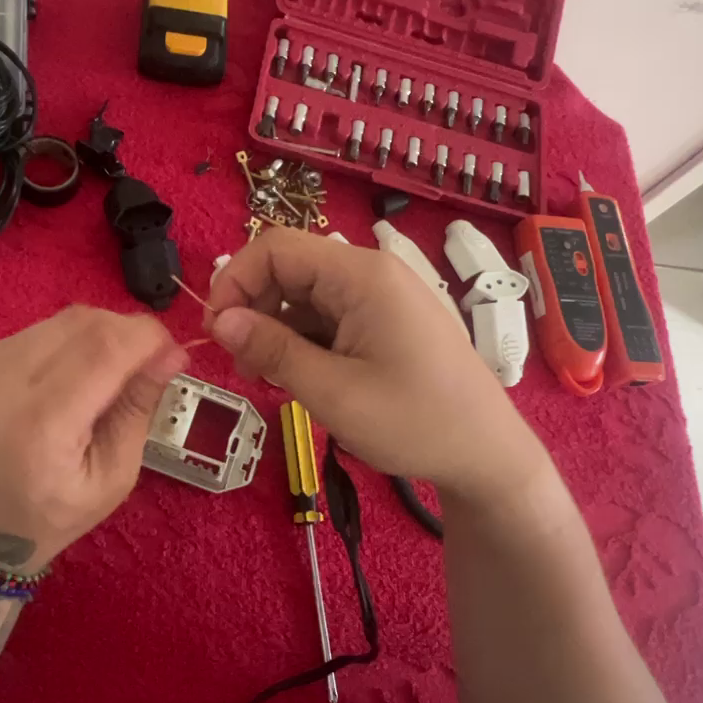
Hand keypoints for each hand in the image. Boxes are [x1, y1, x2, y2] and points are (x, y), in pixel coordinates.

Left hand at [0, 305, 187, 574]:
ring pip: (61, 321)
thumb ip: (138, 408)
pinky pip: (36, 331)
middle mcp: (3, 384)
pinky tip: (70, 378)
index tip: (174, 353)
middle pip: (83, 323)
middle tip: (148, 363)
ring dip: (98, 336)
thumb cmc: (53, 514)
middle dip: (128, 333)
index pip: (104, 348)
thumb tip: (172, 353)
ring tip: (110, 373)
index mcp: (41, 426)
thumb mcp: (114, 477)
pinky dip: (67, 344)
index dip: (148, 338)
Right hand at [205, 227, 541, 498]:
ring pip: (304, 297)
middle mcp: (370, 273)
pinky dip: (303, 343)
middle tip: (242, 366)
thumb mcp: (332, 392)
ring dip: (275, 332)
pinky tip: (298, 379)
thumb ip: (272, 350)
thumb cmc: (413, 421)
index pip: (275, 248)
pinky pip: (328, 317)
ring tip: (268, 381)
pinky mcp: (384, 321)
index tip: (216, 332)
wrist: (486, 454)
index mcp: (361, 275)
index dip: (235, 282)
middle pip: (288, 270)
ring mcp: (380, 297)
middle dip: (253, 311)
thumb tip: (220, 321)